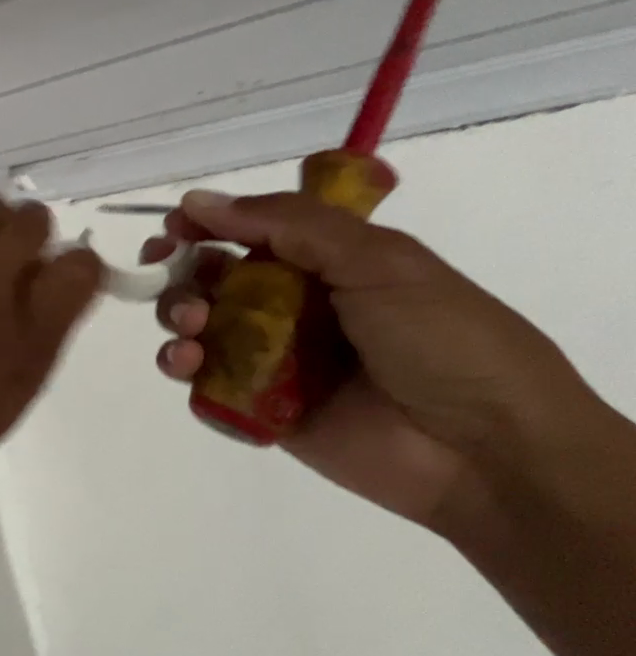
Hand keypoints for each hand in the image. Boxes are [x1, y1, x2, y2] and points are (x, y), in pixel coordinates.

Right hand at [150, 189, 599, 533]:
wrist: (490, 455)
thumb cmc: (445, 343)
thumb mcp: (380, 263)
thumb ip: (289, 224)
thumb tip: (197, 200)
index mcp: (328, 265)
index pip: (251, 231)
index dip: (208, 223)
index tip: (176, 227)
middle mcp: (294, 307)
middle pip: (211, 276)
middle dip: (180, 269)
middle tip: (166, 270)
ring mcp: (273, 358)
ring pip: (197, 324)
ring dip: (176, 313)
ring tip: (190, 326)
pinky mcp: (257, 406)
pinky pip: (201, 380)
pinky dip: (180, 365)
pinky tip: (186, 362)